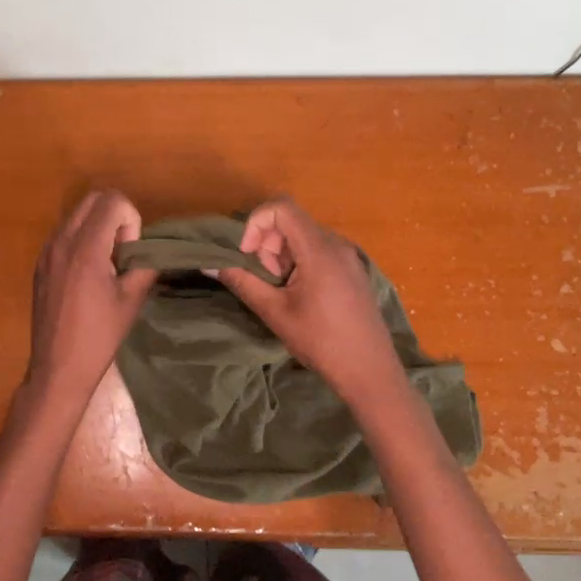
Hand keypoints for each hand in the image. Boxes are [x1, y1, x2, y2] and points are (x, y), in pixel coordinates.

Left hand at [27, 190, 158, 398]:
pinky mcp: (40, 264)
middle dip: (115, 215)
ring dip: (98, 226)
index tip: (130, 252)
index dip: (131, 220)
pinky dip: (82, 239)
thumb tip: (155, 250)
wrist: (58, 368)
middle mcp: (61, 241)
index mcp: (85, 248)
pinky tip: (88, 275)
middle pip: (93, 199)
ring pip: (77, 215)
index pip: (112, 201)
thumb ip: (146, 265)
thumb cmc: (99, 336)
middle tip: (122, 251)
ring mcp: (46, 251)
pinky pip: (64, 234)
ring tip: (106, 265)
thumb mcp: (132, 299)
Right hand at [216, 197, 405, 405]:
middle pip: (291, 221)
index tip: (248, 255)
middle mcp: (336, 244)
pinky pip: (317, 249)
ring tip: (283, 291)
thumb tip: (210, 263)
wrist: (370, 372)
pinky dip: (299, 261)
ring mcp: (348, 256)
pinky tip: (301, 295)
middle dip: (268, 244)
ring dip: (282, 255)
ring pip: (302, 236)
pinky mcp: (352, 269)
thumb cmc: (321, 342)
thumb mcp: (275, 312)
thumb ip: (242, 281)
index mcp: (320, 250)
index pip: (282, 208)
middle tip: (266, 280)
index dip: (256, 224)